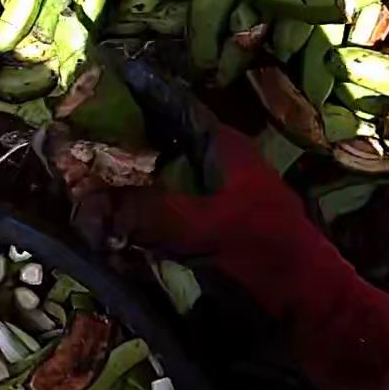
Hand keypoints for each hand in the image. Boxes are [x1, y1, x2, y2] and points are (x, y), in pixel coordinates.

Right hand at [79, 57, 388, 389]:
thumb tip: (84, 206)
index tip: (104, 71)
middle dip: (120, 133)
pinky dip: (131, 216)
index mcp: (223, 151)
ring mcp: (209, 205)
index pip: (176, 105)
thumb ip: (150, 215)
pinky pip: (157, 217)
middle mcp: (213, 170)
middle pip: (160, 140)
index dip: (143, 87)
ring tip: (79, 169)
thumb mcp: (211, 231)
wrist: (313, 318)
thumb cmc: (271, 260)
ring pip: (156, 179)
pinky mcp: (204, 238)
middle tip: (74, 126)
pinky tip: (104, 222)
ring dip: (122, 177)